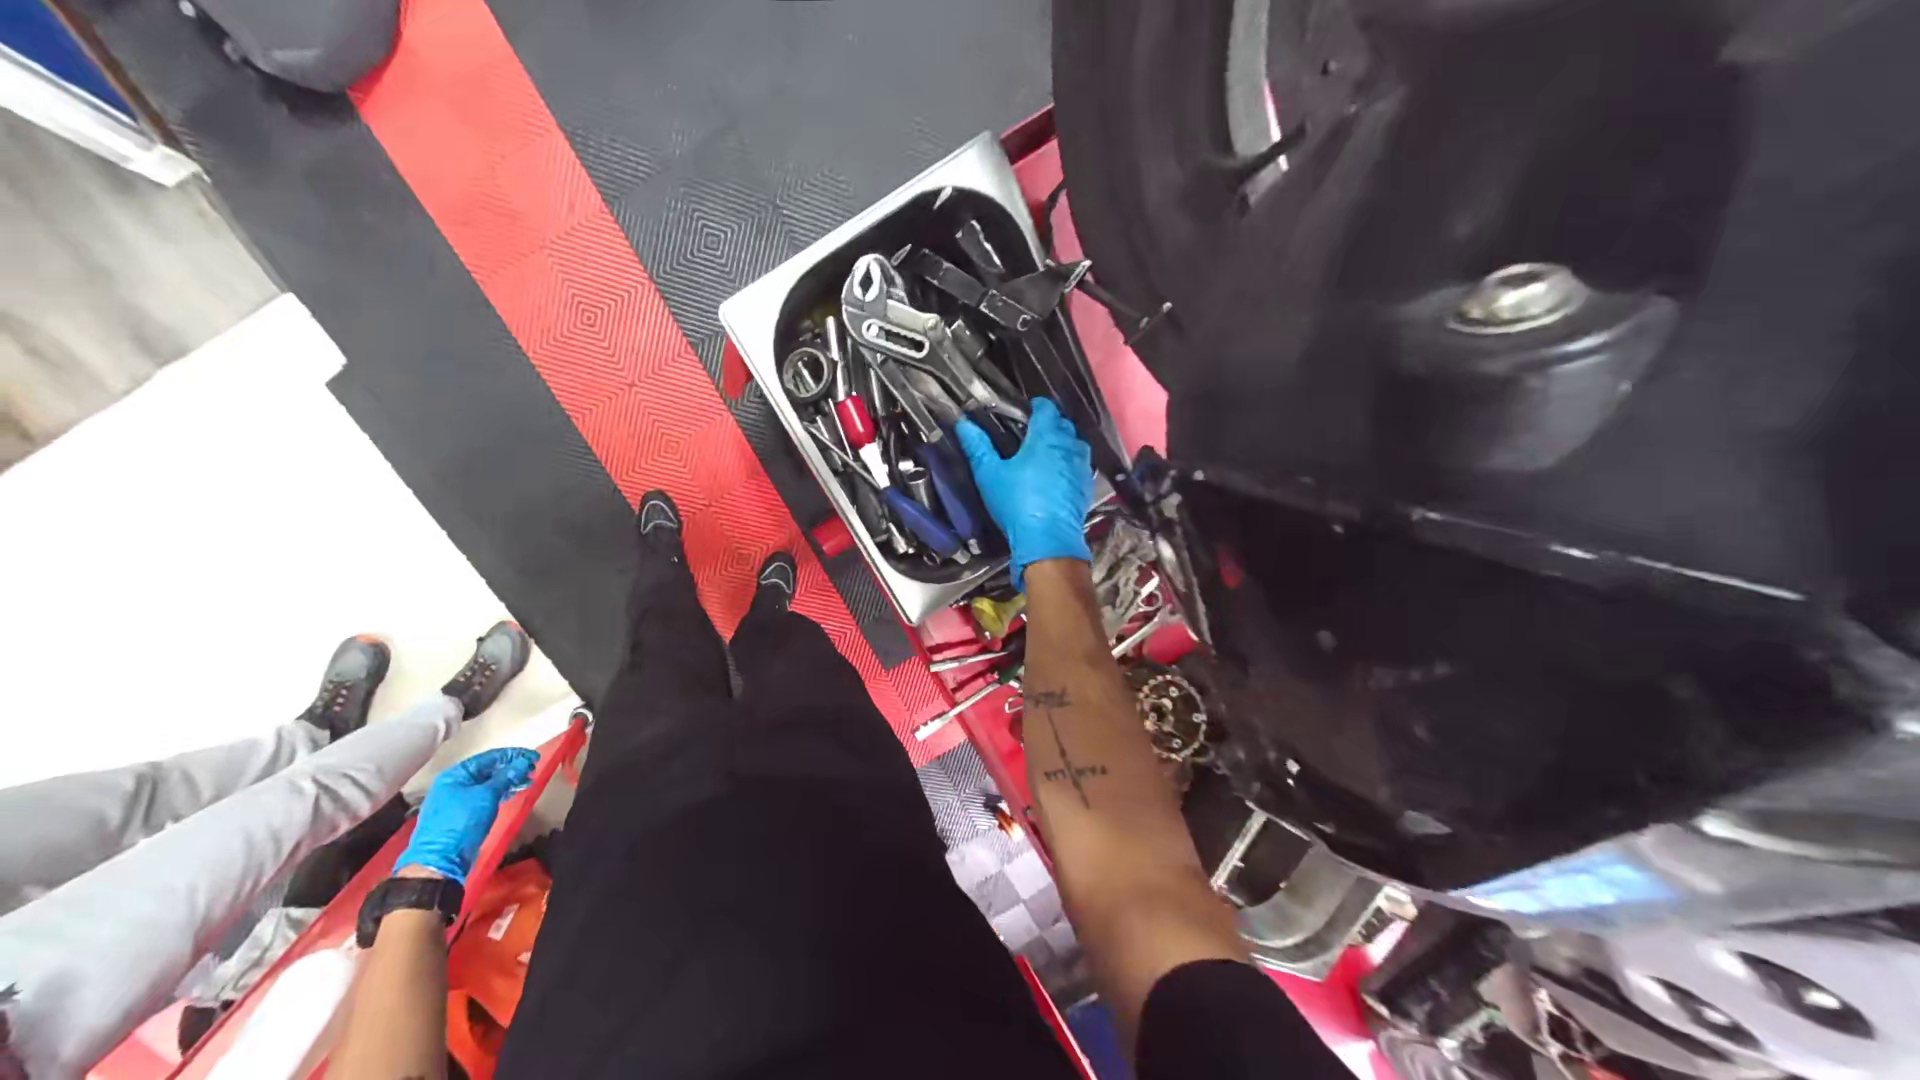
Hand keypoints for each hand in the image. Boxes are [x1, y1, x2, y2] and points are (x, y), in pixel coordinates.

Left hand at [394, 747, 537, 882]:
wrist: (439, 861)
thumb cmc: (461, 822)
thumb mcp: (486, 796)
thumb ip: (506, 776)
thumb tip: (524, 761)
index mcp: (455, 775)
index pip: (489, 757)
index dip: (513, 755)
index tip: (533, 757)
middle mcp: (455, 784)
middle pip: (488, 770)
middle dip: (511, 768)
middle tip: (532, 769)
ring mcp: (458, 800)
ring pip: (488, 783)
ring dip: (508, 780)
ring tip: (527, 781)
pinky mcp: (464, 814)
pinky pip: (485, 796)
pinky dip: (500, 792)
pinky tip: (513, 792)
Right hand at [955, 397, 1093, 589]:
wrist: (1048, 540)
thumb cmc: (1017, 503)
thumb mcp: (989, 475)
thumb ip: (977, 447)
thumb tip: (963, 423)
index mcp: (1046, 437)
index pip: (1047, 408)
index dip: (1036, 406)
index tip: (1024, 412)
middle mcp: (1069, 446)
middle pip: (1063, 424)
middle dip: (1049, 424)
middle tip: (1030, 433)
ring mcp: (1082, 467)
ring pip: (1075, 444)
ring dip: (1062, 443)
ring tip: (1044, 453)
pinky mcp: (1086, 486)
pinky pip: (1080, 464)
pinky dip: (1069, 463)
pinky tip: (1056, 475)